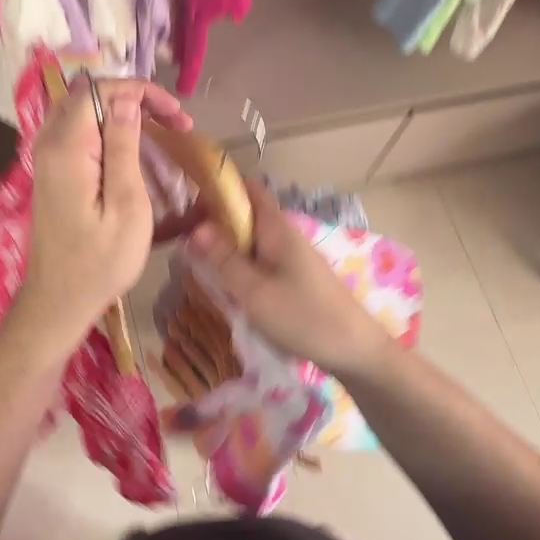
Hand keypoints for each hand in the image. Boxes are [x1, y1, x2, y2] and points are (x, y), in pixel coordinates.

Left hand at [18, 77, 191, 339]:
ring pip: (83, 111)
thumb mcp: (126, 206)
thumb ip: (124, 148)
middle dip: (134, 98)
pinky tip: (135, 148)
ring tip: (161, 130)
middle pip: (90, 95)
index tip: (176, 115)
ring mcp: (47, 158)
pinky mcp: (52, 172)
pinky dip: (108, 130)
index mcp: (67, 147)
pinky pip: (79, 132)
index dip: (140, 92)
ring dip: (122, 112)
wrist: (59, 300)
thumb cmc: (99, 262)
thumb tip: (125, 100)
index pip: (99, 90)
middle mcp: (50, 143)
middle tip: (174, 121)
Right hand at [184, 182, 392, 374]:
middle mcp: (285, 235)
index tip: (188, 207)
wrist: (356, 351)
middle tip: (183, 242)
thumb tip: (196, 227)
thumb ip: (225, 259)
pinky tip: (227, 285)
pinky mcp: (295, 278)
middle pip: (245, 215)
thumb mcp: (255, 292)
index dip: (218, 189)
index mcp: (277, 229)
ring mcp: (292, 257)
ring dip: (225, 247)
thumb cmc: (303, 318)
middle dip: (214, 222)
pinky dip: (240, 265)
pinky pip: (260, 260)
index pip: (247, 189)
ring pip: (251, 240)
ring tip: (197, 263)